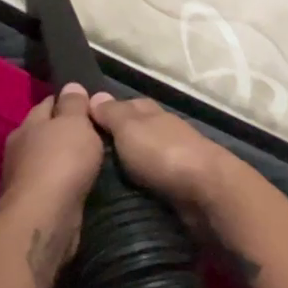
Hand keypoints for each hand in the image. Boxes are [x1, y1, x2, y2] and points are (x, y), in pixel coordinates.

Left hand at [0, 84, 105, 245]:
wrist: (45, 217)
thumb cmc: (61, 161)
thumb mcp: (74, 124)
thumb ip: (74, 104)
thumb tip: (70, 85)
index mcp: (27, 125)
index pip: (47, 103)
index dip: (67, 100)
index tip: (89, 102)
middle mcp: (20, 149)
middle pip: (45, 132)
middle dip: (66, 131)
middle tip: (96, 131)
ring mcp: (23, 178)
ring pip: (48, 160)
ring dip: (65, 159)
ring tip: (93, 159)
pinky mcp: (32, 203)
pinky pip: (52, 184)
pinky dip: (65, 181)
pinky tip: (82, 183)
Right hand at [89, 96, 239, 223]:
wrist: (206, 190)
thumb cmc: (163, 153)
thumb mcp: (130, 128)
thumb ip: (113, 114)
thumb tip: (96, 94)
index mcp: (153, 114)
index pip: (128, 105)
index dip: (107, 111)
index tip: (82, 123)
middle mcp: (164, 132)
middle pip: (137, 131)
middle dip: (115, 139)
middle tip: (84, 156)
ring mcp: (174, 159)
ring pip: (144, 156)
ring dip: (126, 164)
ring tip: (96, 178)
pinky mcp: (179, 185)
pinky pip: (152, 179)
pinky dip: (139, 183)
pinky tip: (122, 192)